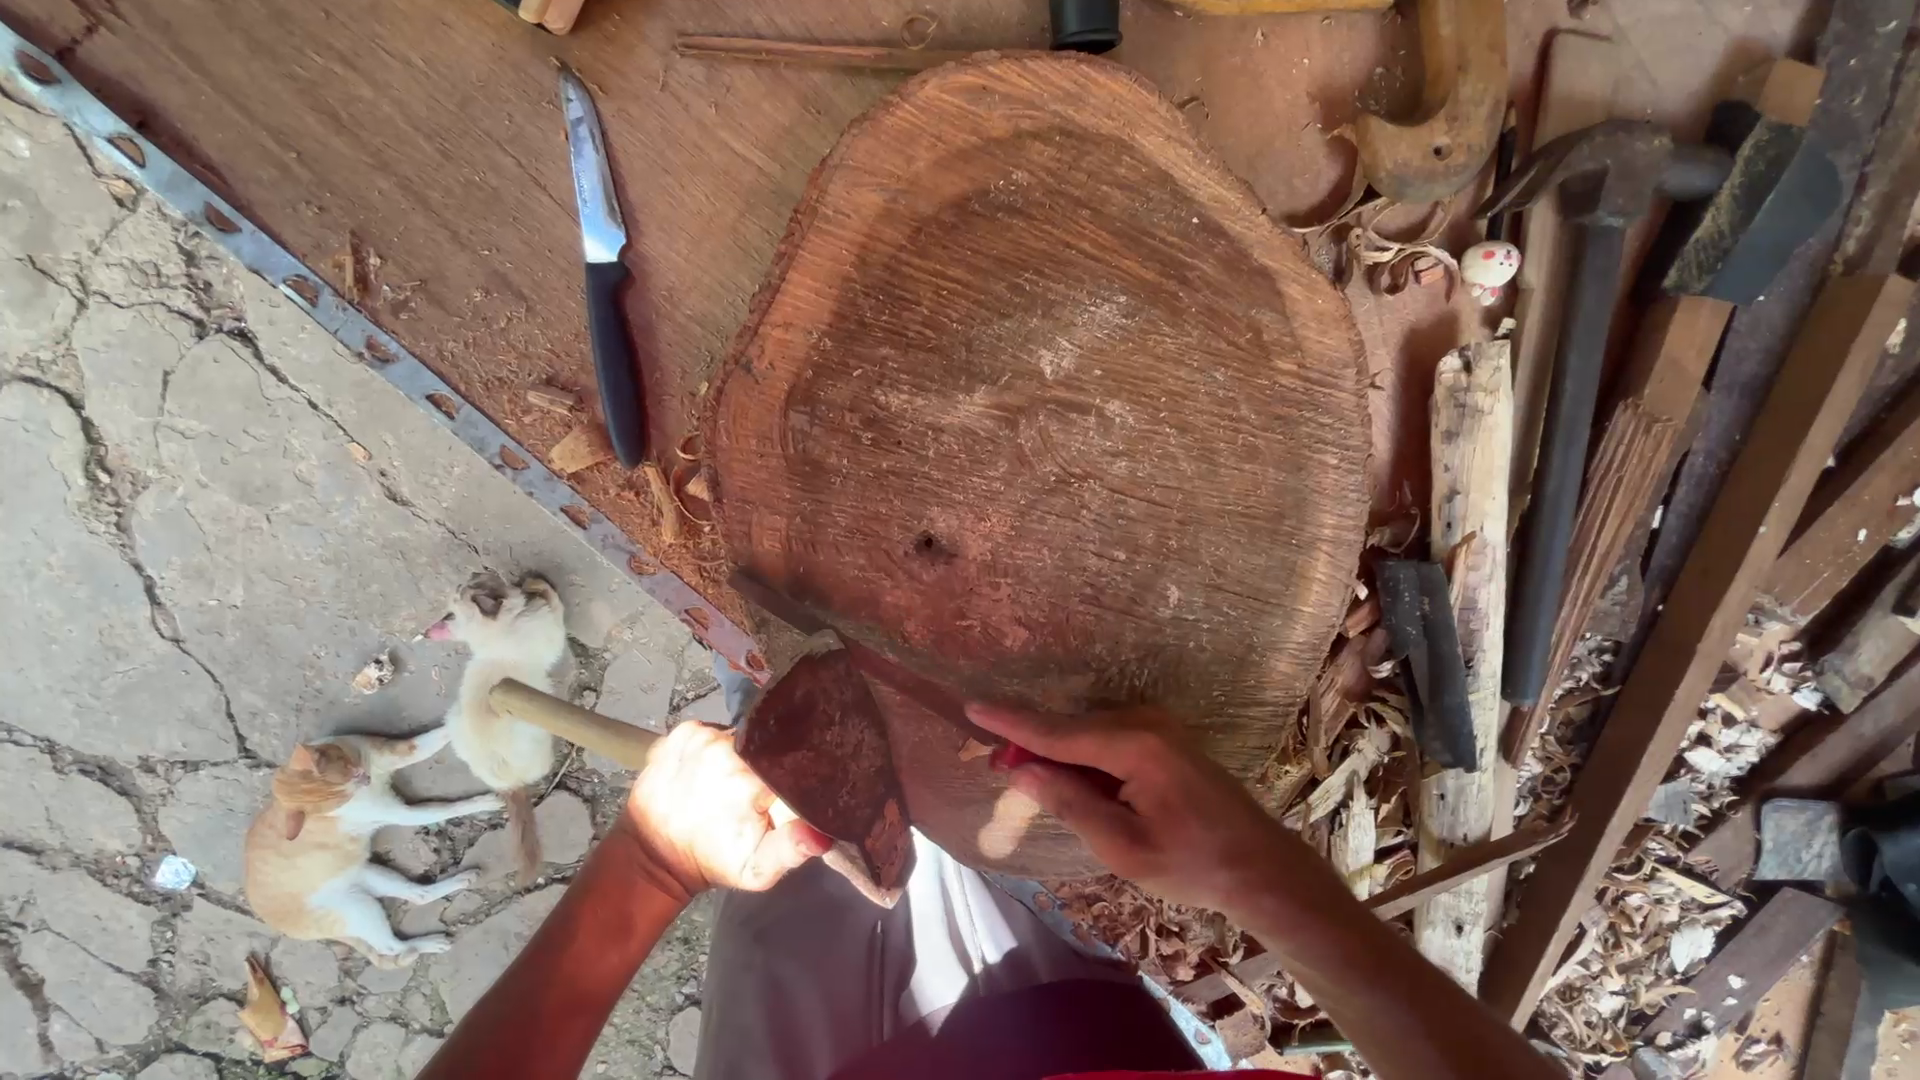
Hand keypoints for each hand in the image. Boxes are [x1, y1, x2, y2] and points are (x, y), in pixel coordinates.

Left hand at [617, 721, 830, 900]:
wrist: (654, 855)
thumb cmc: (713, 860)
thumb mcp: (758, 871)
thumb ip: (791, 850)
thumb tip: (823, 835)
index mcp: (751, 778)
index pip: (789, 761)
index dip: (795, 774)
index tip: (792, 792)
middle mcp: (727, 746)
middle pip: (765, 745)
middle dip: (767, 765)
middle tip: (762, 789)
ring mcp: (701, 735)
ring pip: (740, 735)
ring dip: (743, 754)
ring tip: (737, 778)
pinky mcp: (681, 731)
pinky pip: (713, 730)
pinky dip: (717, 746)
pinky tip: (713, 769)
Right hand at [968, 703, 1308, 918]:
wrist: (1262, 867)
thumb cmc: (1193, 865)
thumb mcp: (1122, 847)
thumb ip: (1069, 803)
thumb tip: (1021, 772)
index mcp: (1135, 746)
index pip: (1057, 732)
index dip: (1011, 724)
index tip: (972, 707)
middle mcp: (1144, 723)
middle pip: (1070, 730)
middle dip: (1032, 747)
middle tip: (1000, 769)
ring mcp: (1157, 726)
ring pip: (1087, 735)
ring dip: (1059, 755)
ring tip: (1035, 783)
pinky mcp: (1163, 737)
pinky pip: (1108, 740)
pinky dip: (1084, 758)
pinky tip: (1077, 784)